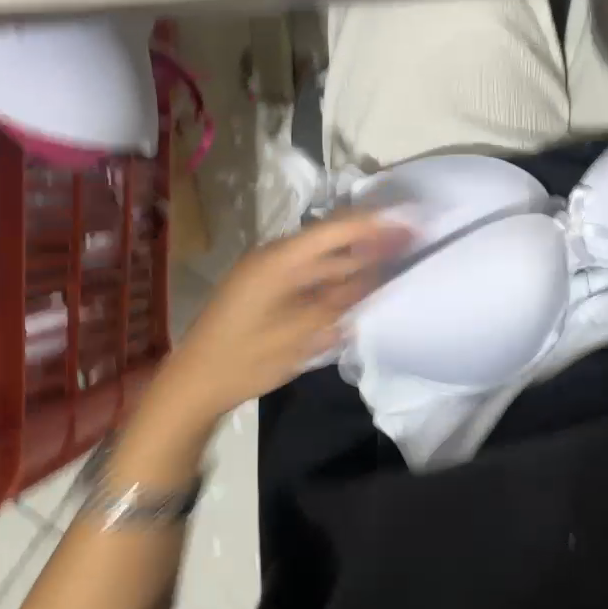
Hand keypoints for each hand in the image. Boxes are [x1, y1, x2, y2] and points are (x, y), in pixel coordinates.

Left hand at [152, 215, 410, 421]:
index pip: (338, 229)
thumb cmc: (244, 360)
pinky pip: (313, 273)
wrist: (192, 386)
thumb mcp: (301, 334)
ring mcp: (271, 273)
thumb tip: (380, 274)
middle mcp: (276, 257)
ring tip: (399, 256)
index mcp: (280, 260)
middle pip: (333, 238)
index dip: (378, 223)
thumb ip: (343, 300)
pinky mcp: (270, 290)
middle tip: (415, 239)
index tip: (412, 222)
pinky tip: (364, 282)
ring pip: (325, 257)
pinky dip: (340, 275)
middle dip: (374, 237)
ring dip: (359, 256)